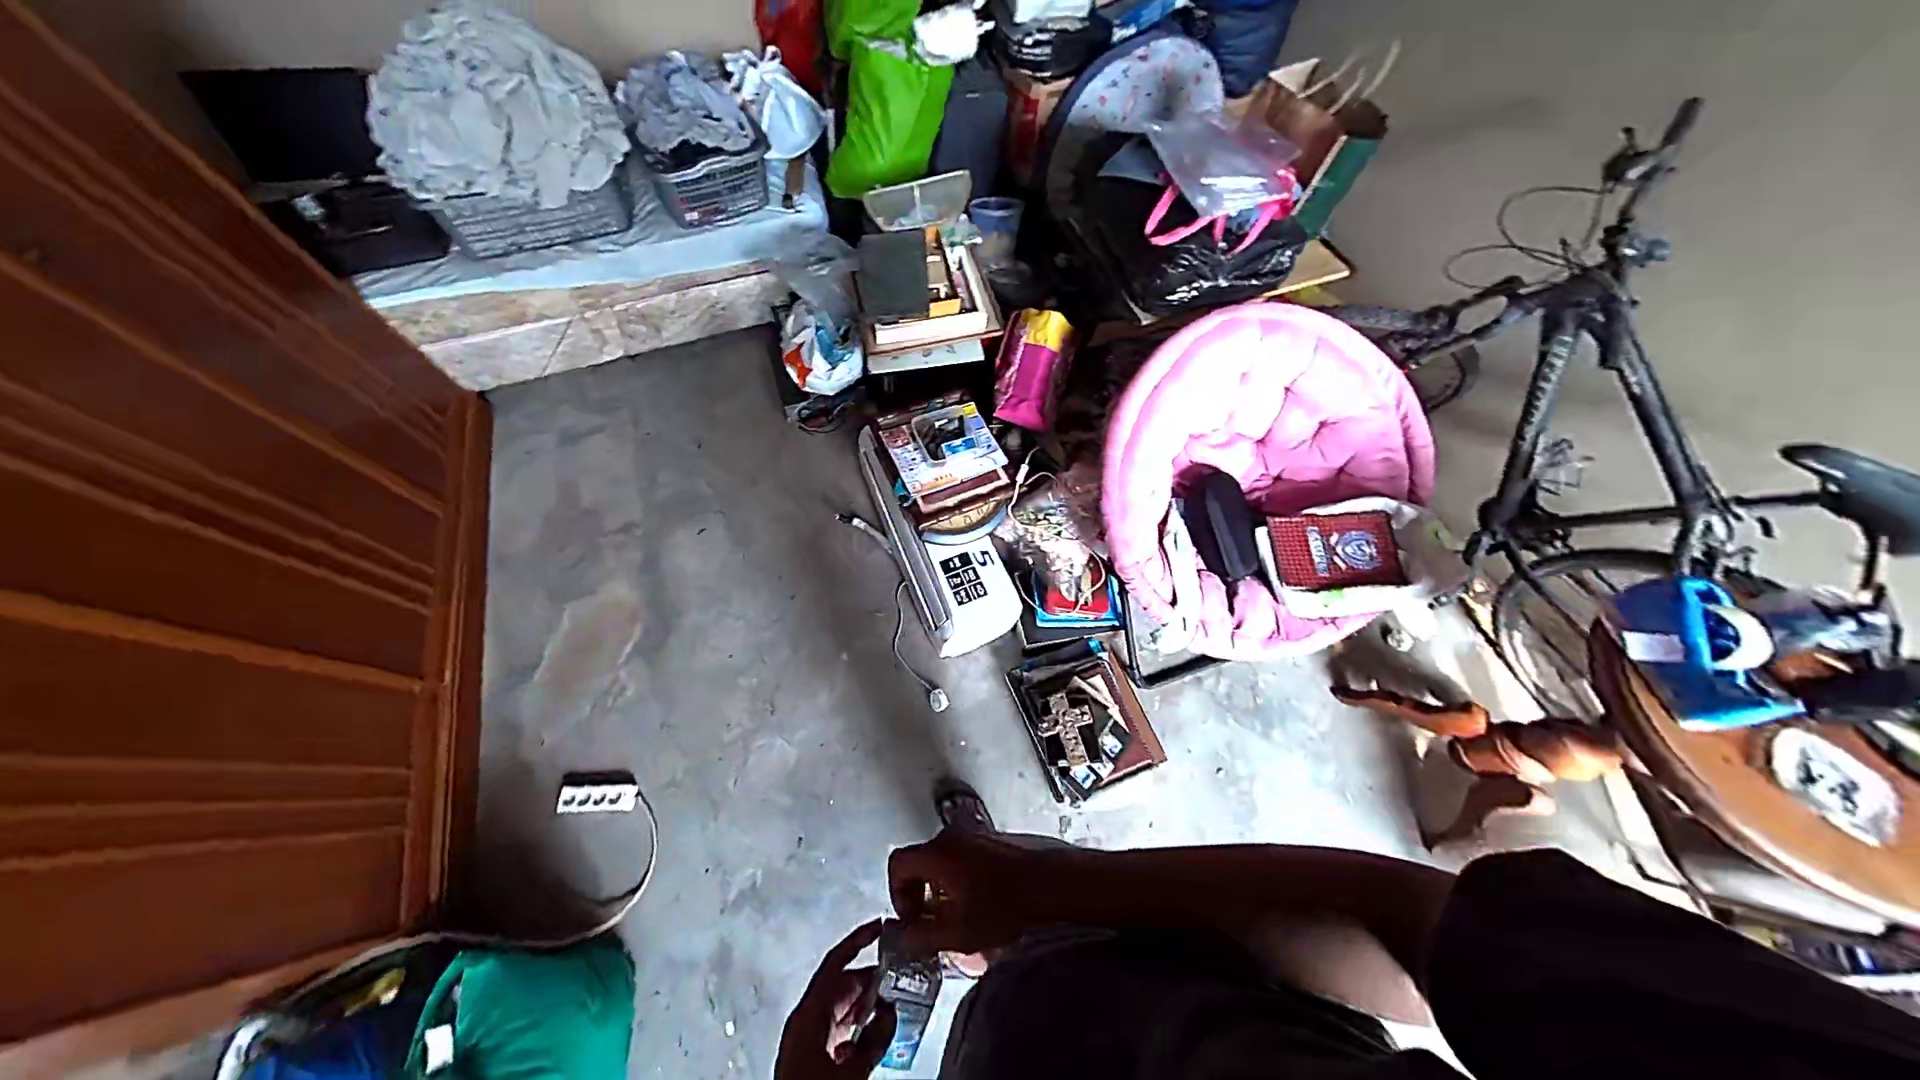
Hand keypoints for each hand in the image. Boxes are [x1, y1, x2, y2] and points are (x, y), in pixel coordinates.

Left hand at [776, 921, 895, 1079]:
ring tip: (892, 1004)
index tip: (880, 926)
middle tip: (898, 974)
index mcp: (808, 1014)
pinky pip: (835, 1031)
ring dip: (864, 1005)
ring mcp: (805, 1041)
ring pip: (839, 1009)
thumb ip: (874, 1040)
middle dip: (869, 979)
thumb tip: (891, 1009)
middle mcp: (804, 1020)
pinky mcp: (809, 1060)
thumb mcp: (851, 1074)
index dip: (857, 941)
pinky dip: (855, 1028)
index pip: (834, 964)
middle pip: (839, 986)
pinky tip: (871, 1038)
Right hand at [888, 830, 1074, 953]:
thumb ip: (919, 936)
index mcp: (938, 853)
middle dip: (921, 896)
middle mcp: (954, 837)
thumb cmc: (1007, 905)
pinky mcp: (994, 842)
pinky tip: (982, 906)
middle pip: (921, 862)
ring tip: (960, 918)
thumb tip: (900, 936)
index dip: (897, 894)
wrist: (1052, 886)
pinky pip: (966, 859)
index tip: (911, 917)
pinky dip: (963, 881)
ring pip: (944, 862)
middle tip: (933, 922)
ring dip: (943, 890)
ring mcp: (976, 836)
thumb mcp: (957, 932)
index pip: (898, 864)